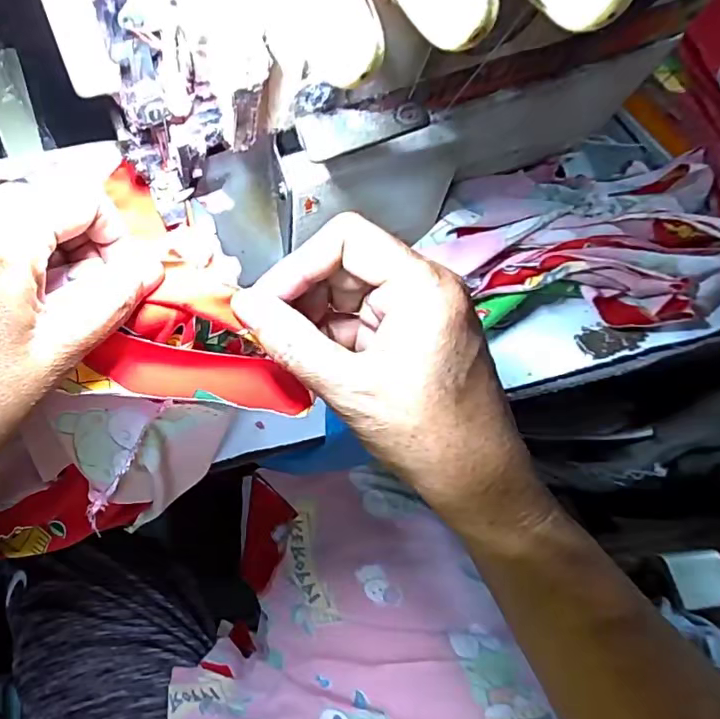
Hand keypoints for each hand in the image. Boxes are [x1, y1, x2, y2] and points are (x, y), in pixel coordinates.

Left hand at [0, 177, 162, 540]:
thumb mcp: (58, 350)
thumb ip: (113, 296)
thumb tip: (148, 266)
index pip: (82, 197)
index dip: (113, 236)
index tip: (113, 277)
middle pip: (41, 203)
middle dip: (74, 243)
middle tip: (79, 298)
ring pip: (4, 217)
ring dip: (37, 250)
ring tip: (37, 308)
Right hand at [232, 213, 551, 530]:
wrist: (475, 479)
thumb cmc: (424, 434)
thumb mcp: (346, 385)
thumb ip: (290, 340)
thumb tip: (244, 305)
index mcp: (420, 286)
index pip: (346, 239)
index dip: (297, 266)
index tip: (265, 302)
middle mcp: (422, 287)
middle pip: (342, 264)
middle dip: (298, 295)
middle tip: (266, 330)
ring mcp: (416, 311)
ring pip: (344, 293)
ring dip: (308, 318)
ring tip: (285, 351)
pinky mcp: (408, 334)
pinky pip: (355, 319)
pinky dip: (326, 336)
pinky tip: (309, 362)